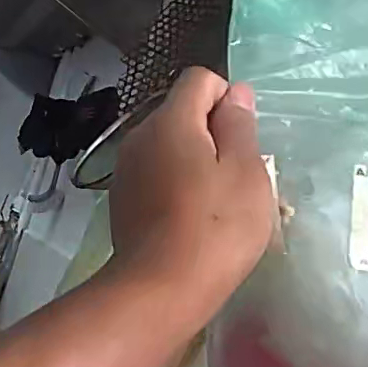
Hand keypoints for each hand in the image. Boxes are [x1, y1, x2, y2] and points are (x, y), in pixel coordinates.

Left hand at [107, 67, 275, 324]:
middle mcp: (141, 133)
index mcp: (170, 120)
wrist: (159, 288)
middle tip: (236, 175)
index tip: (242, 137)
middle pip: (182, 110)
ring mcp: (127, 164)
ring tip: (215, 200)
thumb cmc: (214, 228)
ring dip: (195, 157)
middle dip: (213, 131)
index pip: (199, 79)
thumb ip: (239, 125)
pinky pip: (156, 168)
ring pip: (169, 141)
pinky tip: (189, 216)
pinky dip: (175, 179)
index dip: (227, 98)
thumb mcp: (245, 173)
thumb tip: (235, 92)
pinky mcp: (123, 192)